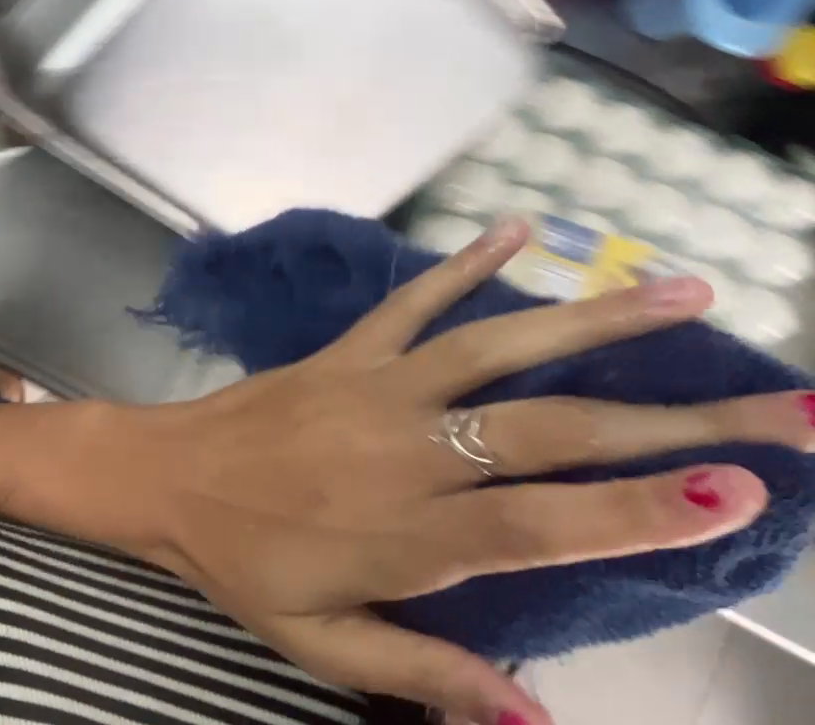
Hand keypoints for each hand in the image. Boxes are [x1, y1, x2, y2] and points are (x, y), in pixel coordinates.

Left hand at [85, 217, 812, 724]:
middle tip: (789, 404)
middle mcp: (401, 453)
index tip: (747, 491)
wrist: (156, 475)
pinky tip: (514, 230)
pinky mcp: (336, 355)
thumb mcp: (317, 640)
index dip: (640, 511)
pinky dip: (458, 267)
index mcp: (406, 536)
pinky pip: (406, 305)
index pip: (542, 524)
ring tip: (686, 293)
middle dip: (675, 419)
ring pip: (491, 350)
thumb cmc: (235, 561)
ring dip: (590, 319)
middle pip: (548, 432)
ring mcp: (369, 389)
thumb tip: (537, 719)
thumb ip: (423, 669)